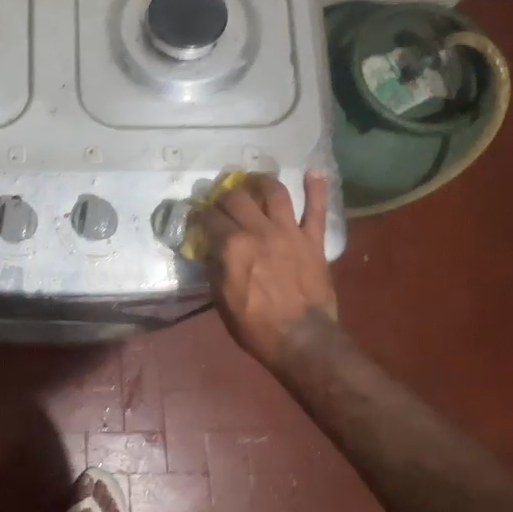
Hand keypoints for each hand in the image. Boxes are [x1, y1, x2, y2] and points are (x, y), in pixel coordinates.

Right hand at [195, 171, 337, 358]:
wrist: (301, 340)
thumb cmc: (254, 325)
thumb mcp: (221, 298)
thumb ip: (215, 266)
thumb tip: (210, 249)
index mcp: (232, 246)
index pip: (208, 218)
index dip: (198, 215)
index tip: (195, 216)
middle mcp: (258, 230)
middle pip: (237, 197)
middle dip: (224, 196)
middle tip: (222, 201)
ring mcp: (289, 232)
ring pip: (274, 192)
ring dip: (261, 182)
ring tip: (255, 181)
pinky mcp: (313, 240)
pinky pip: (317, 209)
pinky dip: (316, 188)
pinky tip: (314, 172)